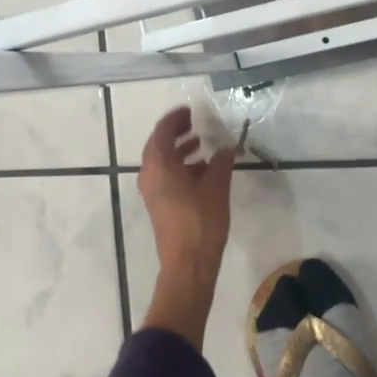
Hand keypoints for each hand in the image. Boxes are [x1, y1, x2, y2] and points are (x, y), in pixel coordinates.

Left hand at [137, 107, 234, 347]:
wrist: (187, 265)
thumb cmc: (200, 221)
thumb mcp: (216, 187)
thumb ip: (220, 163)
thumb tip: (227, 148)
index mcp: (159, 163)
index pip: (163, 130)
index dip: (177, 118)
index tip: (192, 111)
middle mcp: (149, 173)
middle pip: (160, 144)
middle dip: (178, 132)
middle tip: (198, 124)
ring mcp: (151, 190)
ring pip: (163, 161)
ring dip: (181, 150)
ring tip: (204, 145)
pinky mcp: (158, 203)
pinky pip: (166, 175)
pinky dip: (180, 167)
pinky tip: (203, 171)